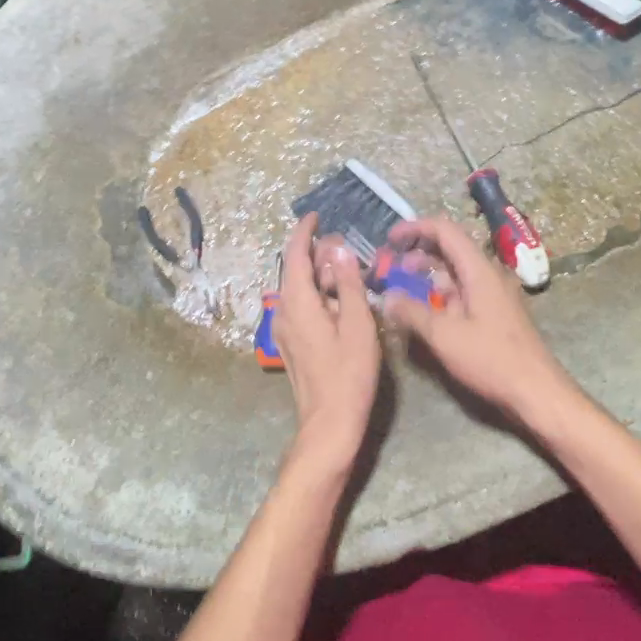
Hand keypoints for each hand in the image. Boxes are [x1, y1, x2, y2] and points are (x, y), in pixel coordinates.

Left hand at [275, 213, 381, 470]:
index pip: (293, 255)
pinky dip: (317, 294)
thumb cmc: (348, 373)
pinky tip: (339, 301)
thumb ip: (348, 284)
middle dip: (316, 254)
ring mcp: (284, 329)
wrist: (328, 423)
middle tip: (343, 247)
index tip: (316, 216)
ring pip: (298, 289)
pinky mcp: (291, 343)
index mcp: (297, 302)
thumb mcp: (357, 324)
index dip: (304, 232)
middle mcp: (283, 311)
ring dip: (319, 276)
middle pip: (294, 271)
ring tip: (347, 272)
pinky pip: (300, 306)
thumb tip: (339, 251)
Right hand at [383, 215, 581, 423]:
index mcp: (479, 270)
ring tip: (399, 289)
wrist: (536, 391)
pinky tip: (422, 311)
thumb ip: (411, 312)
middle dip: (416, 254)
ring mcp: (493, 294)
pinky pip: (462, 292)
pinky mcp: (494, 313)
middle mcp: (488, 274)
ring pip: (454, 273)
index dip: (415, 228)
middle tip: (389, 267)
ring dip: (426, 277)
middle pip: (449, 250)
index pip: (445, 231)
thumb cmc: (491, 359)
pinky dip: (439, 295)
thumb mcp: (444, 336)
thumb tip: (386, 297)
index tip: (389, 239)